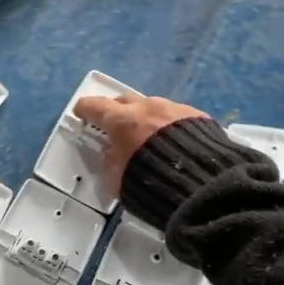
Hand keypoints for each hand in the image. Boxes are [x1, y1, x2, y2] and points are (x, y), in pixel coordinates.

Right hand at [73, 94, 210, 196]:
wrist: (201, 183)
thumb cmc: (149, 181)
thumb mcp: (117, 178)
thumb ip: (111, 161)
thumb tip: (113, 152)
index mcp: (120, 121)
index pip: (94, 106)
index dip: (85, 110)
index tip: (82, 114)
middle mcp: (145, 107)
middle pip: (124, 101)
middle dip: (117, 111)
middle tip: (116, 125)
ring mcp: (173, 108)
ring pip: (152, 106)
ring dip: (146, 118)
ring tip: (149, 135)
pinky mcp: (196, 116)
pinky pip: (175, 116)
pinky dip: (168, 125)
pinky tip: (173, 141)